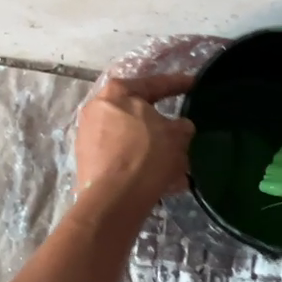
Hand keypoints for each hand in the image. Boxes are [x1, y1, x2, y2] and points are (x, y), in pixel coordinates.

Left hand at [74, 75, 195, 210]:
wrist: (114, 198)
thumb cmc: (146, 155)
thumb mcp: (176, 136)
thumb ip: (181, 126)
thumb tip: (180, 127)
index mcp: (117, 92)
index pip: (154, 83)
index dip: (178, 84)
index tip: (193, 84)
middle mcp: (97, 109)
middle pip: (139, 114)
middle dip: (162, 126)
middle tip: (181, 132)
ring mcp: (89, 136)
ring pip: (132, 139)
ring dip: (154, 150)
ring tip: (177, 165)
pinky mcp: (88, 161)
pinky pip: (123, 157)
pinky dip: (142, 164)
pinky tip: (162, 179)